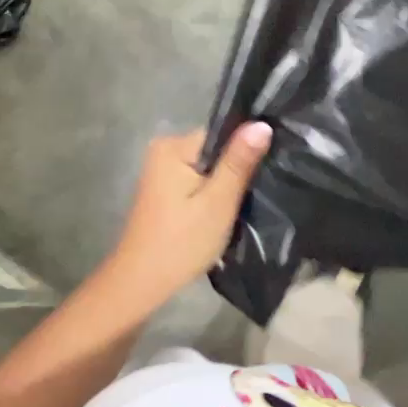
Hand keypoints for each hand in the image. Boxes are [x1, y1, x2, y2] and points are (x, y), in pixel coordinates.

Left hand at [104, 122, 271, 301]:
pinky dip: (210, 196)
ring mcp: (160, 172)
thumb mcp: (218, 202)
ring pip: (207, 170)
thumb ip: (238, 162)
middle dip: (234, 172)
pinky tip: (223, 214)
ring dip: (224, 187)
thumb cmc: (182, 242)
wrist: (142, 282)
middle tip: (257, 194)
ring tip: (243, 206)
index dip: (245, 152)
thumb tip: (261, 123)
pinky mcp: (163, 192)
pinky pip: (196, 183)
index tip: (265, 172)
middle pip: (214, 152)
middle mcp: (163, 151)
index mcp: (173, 146)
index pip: (221, 135)